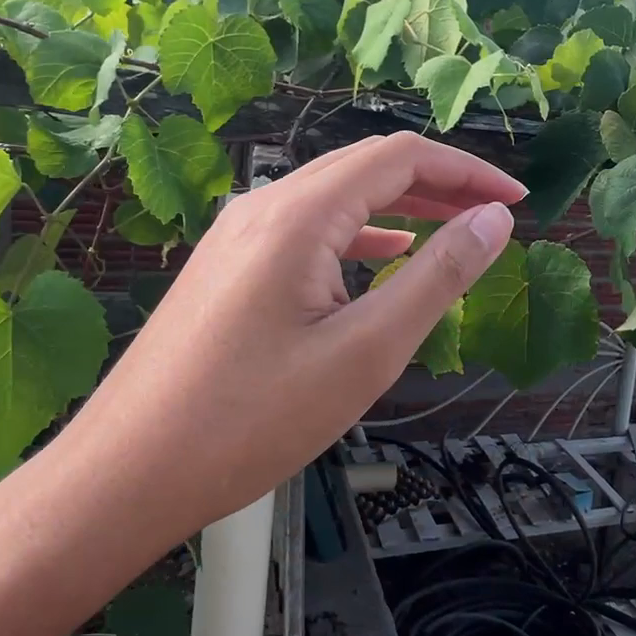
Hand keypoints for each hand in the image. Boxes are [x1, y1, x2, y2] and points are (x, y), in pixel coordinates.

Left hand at [0, 133, 523, 635]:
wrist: (119, 478)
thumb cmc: (251, 419)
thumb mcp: (366, 351)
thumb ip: (438, 276)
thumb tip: (495, 220)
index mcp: (300, 213)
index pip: (401, 157)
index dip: (467, 170)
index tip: (516, 200)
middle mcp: (264, 206)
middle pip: (368, 168)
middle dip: (440, 184)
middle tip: (496, 217)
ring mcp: (238, 235)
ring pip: (338, 197)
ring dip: (403, 207)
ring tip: (455, 230)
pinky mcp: (226, 267)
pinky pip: (309, 228)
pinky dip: (361, 233)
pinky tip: (385, 256)